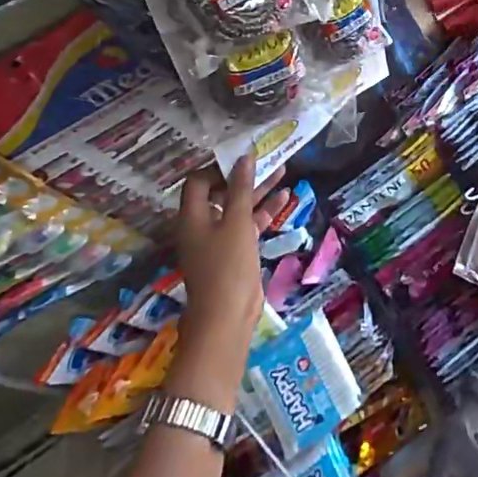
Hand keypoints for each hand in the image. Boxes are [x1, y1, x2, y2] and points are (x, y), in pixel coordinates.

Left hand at [176, 155, 287, 358]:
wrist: (227, 319)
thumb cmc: (227, 265)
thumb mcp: (237, 221)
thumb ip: (241, 188)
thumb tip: (244, 157)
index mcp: (192, 215)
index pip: (199, 180)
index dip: (219, 167)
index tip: (243, 158)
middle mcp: (201, 224)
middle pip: (220, 192)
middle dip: (244, 176)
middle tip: (266, 160)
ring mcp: (217, 240)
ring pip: (237, 208)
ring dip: (258, 192)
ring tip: (282, 171)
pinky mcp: (233, 254)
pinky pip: (247, 226)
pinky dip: (262, 213)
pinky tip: (285, 198)